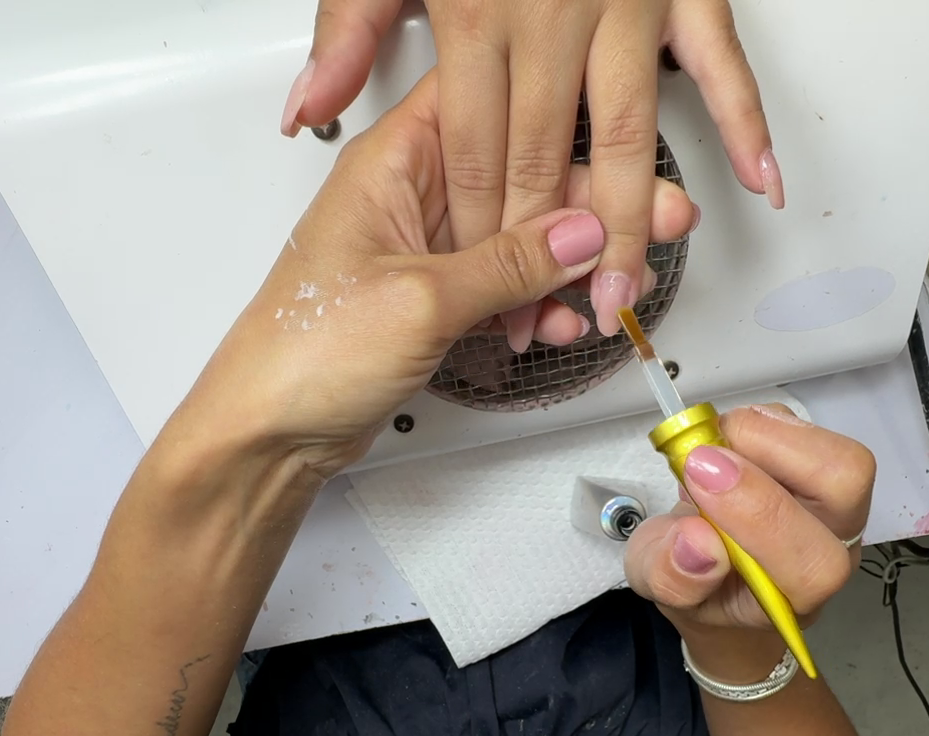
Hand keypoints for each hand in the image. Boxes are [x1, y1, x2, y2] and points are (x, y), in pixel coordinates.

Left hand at [282, 0, 778, 344]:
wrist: (272, 432)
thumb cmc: (304, 354)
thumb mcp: (422, 299)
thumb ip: (509, 262)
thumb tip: (580, 231)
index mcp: (394, 165)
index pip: (490, 109)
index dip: (560, 123)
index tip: (621, 145)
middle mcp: (409, 201)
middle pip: (518, 181)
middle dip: (587, 209)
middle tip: (656, 220)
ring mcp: (423, 257)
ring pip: (516, 244)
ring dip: (568, 269)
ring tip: (618, 287)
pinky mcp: (432, 306)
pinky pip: (500, 292)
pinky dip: (534, 308)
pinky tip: (562, 323)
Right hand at [625, 406, 874, 671]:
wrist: (709, 569)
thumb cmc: (691, 580)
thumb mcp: (659, 587)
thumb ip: (672, 576)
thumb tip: (696, 540)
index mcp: (795, 594)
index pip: (813, 565)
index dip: (762, 514)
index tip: (698, 475)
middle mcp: (830, 547)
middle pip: (846, 485)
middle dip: (773, 453)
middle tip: (704, 451)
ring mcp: (834, 504)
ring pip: (833, 453)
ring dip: (763, 435)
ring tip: (707, 450)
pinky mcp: (819, 466)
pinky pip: (806, 431)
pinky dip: (757, 425)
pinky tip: (721, 445)